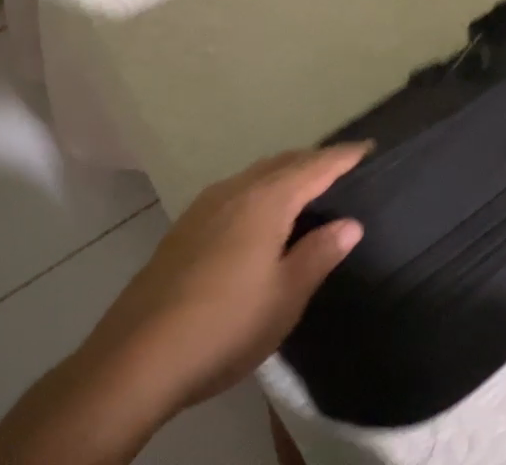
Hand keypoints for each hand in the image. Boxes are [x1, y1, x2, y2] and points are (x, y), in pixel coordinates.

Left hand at [86, 144, 370, 410]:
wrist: (137, 357)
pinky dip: (259, 190)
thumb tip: (350, 223)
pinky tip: (259, 217)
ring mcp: (203, 208)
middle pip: (282, 163)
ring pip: (254, 176)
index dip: (343, 157)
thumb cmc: (226, 324)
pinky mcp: (184, 229)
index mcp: (266, 201)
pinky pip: (234, 192)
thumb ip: (319, 254)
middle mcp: (234, 192)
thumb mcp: (286, 296)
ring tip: (306, 188)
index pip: (314, 167)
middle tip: (343, 168)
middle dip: (314, 161)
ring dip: (284, 174)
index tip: (368, 147)